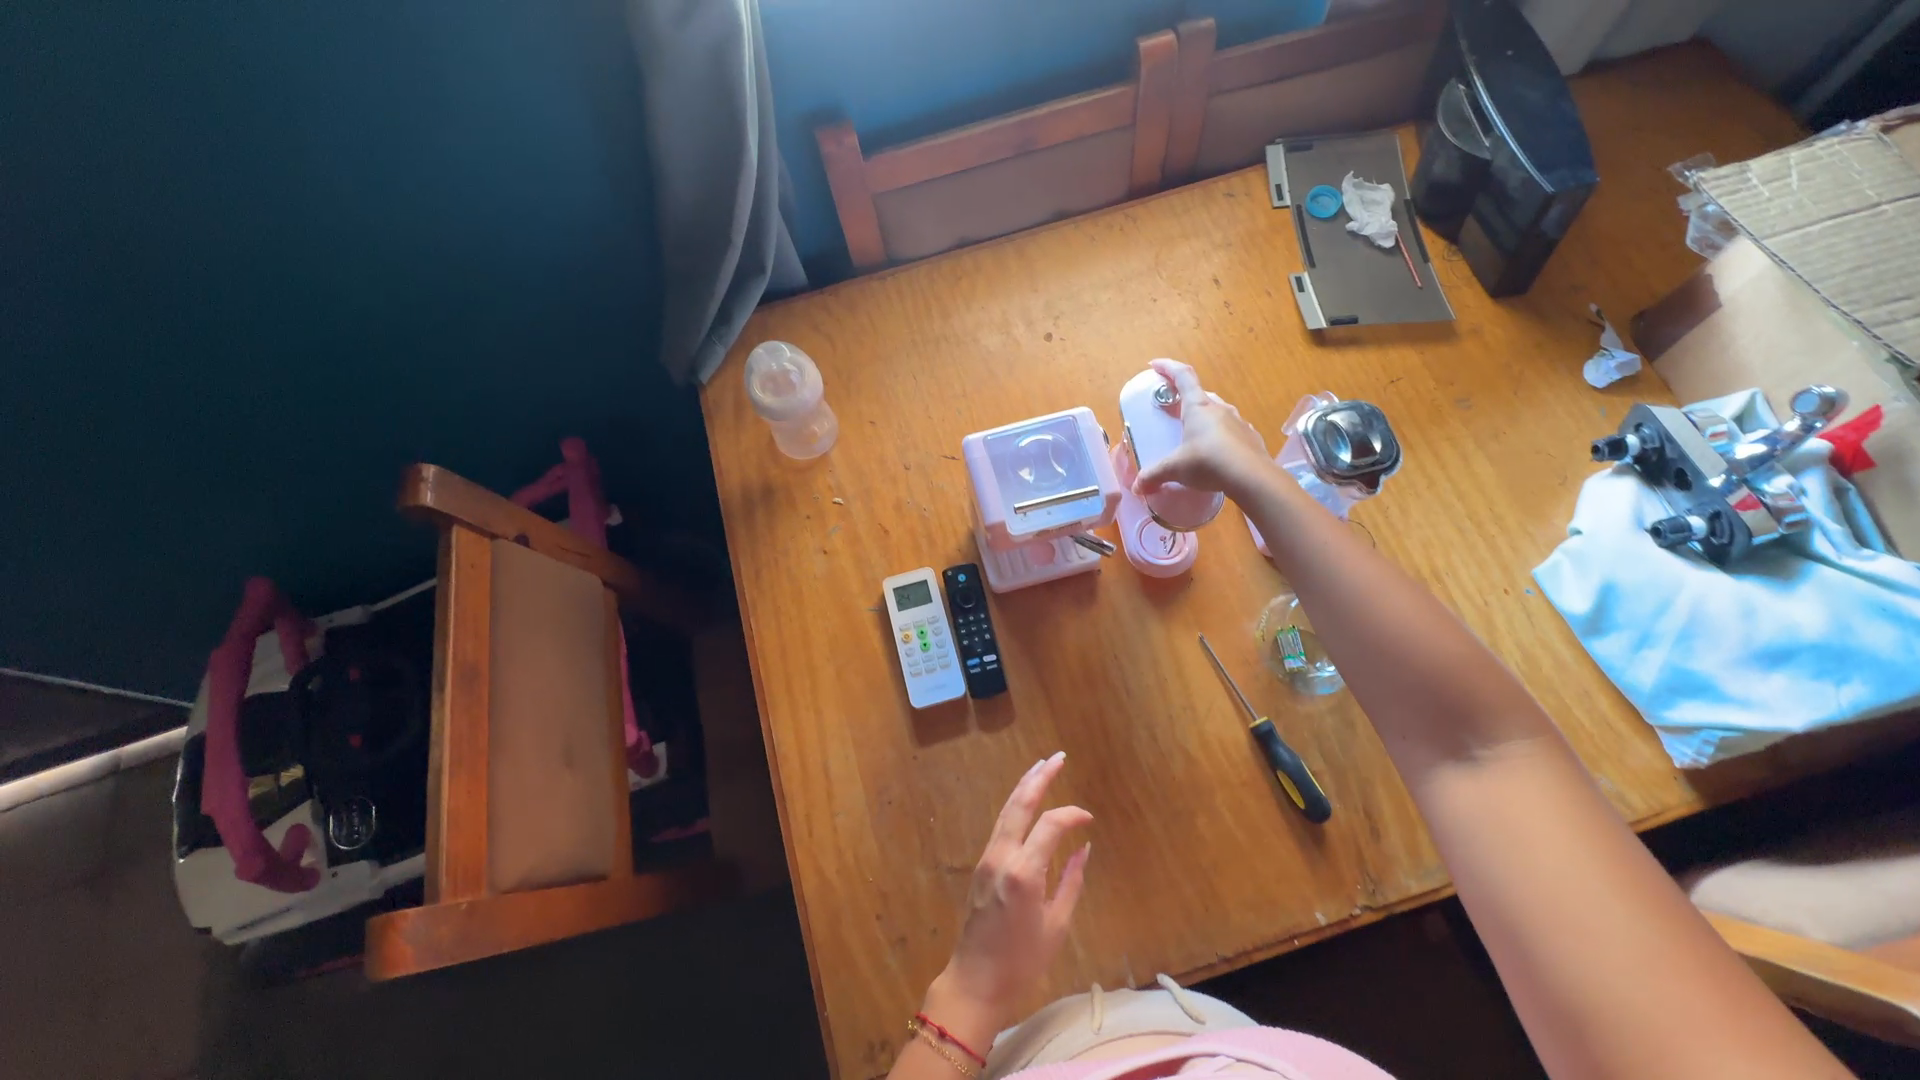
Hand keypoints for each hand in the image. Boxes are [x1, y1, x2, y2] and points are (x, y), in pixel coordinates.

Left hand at [924, 752, 1091, 1045]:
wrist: (975, 981)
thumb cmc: (1022, 961)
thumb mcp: (1057, 925)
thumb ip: (1072, 881)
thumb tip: (1084, 848)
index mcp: (1024, 873)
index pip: (1051, 825)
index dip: (1072, 815)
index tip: (1089, 819)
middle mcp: (1001, 856)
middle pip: (1020, 804)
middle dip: (1039, 777)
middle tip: (1057, 757)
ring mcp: (986, 859)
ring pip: (1006, 811)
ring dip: (1024, 786)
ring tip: (1041, 767)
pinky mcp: (980, 866)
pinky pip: (1000, 826)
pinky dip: (1015, 807)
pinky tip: (1025, 800)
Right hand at [1132, 359, 1271, 500]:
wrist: (1252, 477)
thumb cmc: (1208, 463)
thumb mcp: (1176, 469)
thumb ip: (1154, 475)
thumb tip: (1136, 487)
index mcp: (1198, 407)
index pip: (1182, 376)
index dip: (1167, 367)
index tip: (1154, 365)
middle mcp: (1219, 408)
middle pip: (1199, 395)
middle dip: (1184, 399)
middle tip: (1172, 410)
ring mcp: (1238, 421)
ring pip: (1217, 412)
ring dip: (1204, 418)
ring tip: (1194, 433)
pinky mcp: (1250, 437)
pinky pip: (1231, 430)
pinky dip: (1220, 436)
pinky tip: (1216, 452)